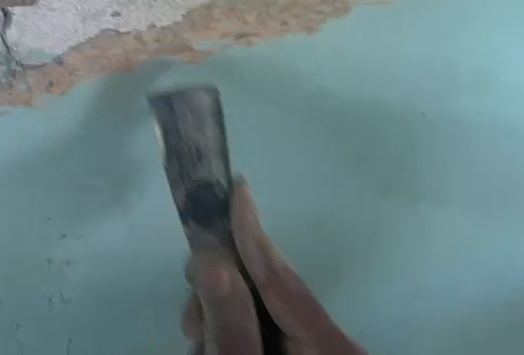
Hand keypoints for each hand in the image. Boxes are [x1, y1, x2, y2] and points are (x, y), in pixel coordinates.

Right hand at [182, 182, 367, 354]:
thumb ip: (232, 327)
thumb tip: (213, 263)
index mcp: (329, 347)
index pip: (281, 278)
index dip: (253, 231)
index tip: (238, 185)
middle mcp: (333, 343)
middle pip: (270, 293)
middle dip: (224, 290)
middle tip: (190, 316)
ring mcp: (322, 350)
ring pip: (266, 311)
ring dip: (226, 316)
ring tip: (198, 338)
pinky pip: (271, 332)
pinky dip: (241, 333)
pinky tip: (220, 345)